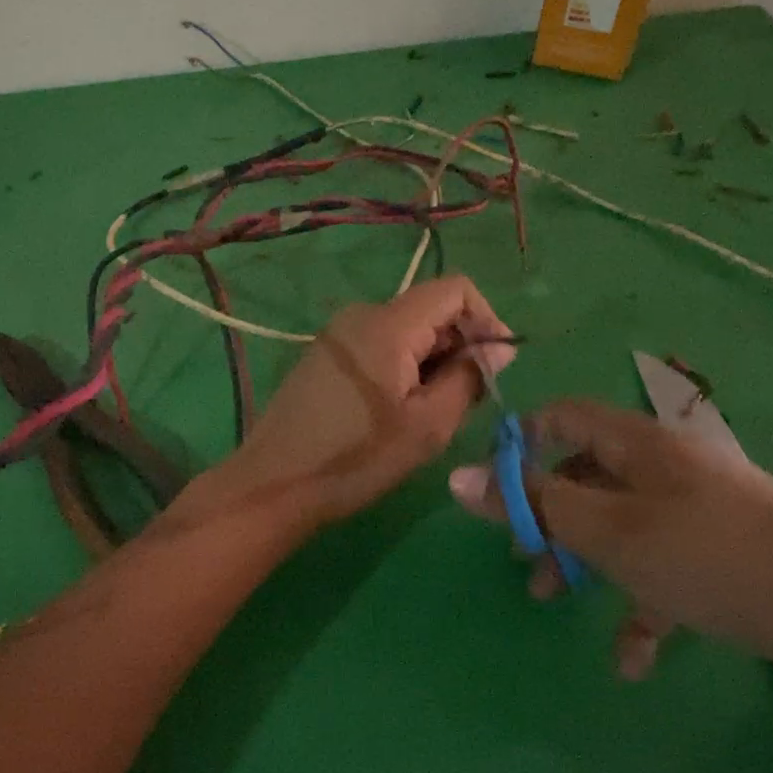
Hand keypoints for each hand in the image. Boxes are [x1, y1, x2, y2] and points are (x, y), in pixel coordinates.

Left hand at [209, 276, 512, 531]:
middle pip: (429, 310)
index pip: (455, 289)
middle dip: (459, 346)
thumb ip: (469, 378)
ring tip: (430, 413)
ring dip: (431, 362)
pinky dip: (402, 368)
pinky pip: (378, 345)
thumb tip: (497, 349)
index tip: (496, 366)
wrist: (274, 483)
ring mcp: (337, 334)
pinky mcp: (324, 356)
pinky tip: (397, 412)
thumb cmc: (356, 457)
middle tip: (466, 401)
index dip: (486, 320)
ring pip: (405, 331)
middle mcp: (361, 314)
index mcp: (388, 323)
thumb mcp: (427, 425)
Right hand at [449, 399, 772, 682]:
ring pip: (617, 525)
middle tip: (522, 556)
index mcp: (638, 442)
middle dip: (546, 515)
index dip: (518, 444)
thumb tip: (456, 478)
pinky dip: (639, 607)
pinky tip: (631, 660)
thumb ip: (534, 504)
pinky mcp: (719, 557)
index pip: (561, 416)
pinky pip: (661, 572)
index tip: (488, 490)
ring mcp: (694, 512)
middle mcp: (664, 467)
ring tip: (554, 601)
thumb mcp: (609, 531)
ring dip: (582, 561)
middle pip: (583, 474)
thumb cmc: (711, 556)